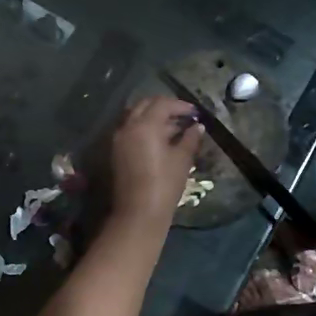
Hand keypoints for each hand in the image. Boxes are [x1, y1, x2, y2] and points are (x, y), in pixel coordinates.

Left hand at [110, 96, 204, 226]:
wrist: (139, 212)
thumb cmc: (165, 184)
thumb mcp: (182, 159)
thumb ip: (190, 138)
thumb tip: (198, 127)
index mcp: (144, 125)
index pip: (162, 104)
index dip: (180, 105)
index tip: (195, 112)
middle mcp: (128, 127)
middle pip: (146, 105)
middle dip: (165, 107)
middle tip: (182, 115)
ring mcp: (119, 139)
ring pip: (136, 117)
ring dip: (154, 117)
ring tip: (174, 129)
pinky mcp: (117, 151)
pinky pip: (131, 130)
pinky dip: (145, 128)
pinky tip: (161, 140)